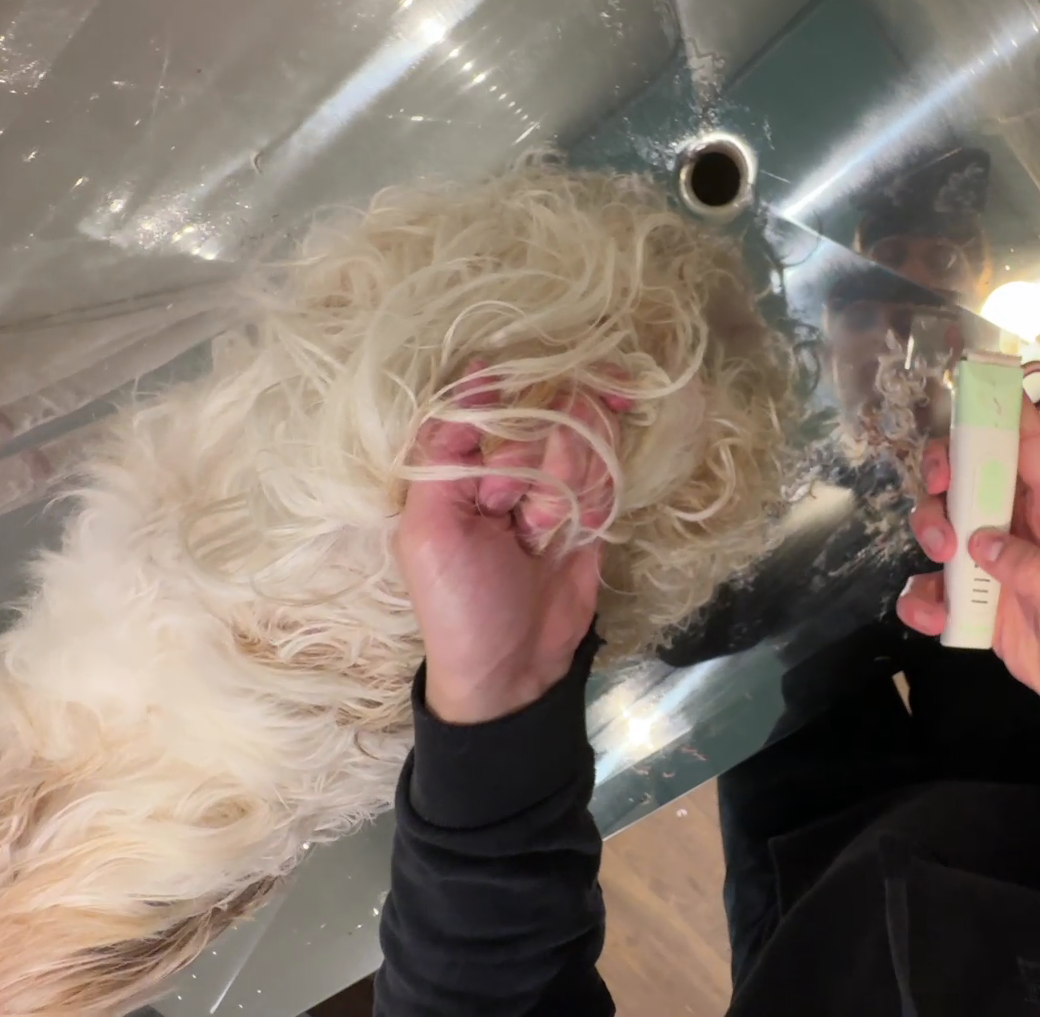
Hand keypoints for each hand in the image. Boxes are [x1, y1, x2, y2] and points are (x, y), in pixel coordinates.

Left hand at [392, 379, 624, 724]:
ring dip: (572, 491)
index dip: (519, 424)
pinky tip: (579, 536)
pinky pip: (609, 473)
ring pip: (588, 442)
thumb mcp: (430, 529)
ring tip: (543, 538)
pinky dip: (598, 503)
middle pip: (556, 415)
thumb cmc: (460, 602)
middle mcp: (510, 459)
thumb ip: (443, 447)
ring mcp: (556, 480)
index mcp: (461, 460)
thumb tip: (479, 371)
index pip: (505, 401)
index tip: (513, 471)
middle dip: (544, 471)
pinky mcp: (593, 502)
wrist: (517, 666)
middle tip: (516, 524)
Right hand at [895, 400, 1039, 739]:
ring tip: (939, 561)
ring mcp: (995, 562)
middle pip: (972, 478)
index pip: (1032, 452)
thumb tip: (979, 541)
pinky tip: (928, 615)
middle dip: (945, 474)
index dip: (1004, 415)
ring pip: (945, 523)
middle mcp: (1021, 528)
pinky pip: (936, 585)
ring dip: (929, 531)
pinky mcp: (976, 599)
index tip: (969, 391)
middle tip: (938, 492)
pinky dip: (922, 596)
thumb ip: (1034, 574)